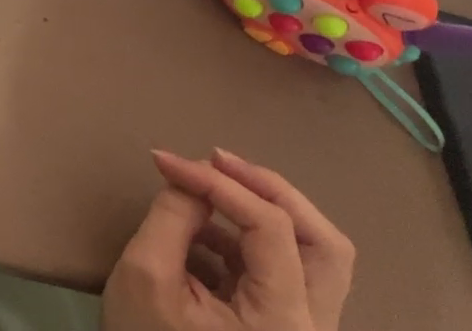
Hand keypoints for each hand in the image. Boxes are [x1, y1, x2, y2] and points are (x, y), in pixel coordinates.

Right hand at [102, 149, 354, 330]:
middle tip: (216, 159)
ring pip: (317, 255)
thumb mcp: (145, 276)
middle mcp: (313, 328)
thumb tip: (190, 180)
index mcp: (284, 324)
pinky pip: (287, 267)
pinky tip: (204, 225)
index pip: (271, 230)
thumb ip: (170, 219)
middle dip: (270, 190)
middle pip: (326, 244)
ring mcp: (304, 329)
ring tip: (215, 179)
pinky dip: (251, 233)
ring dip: (268, 208)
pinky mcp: (286, 326)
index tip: (164, 160)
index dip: (218, 183)